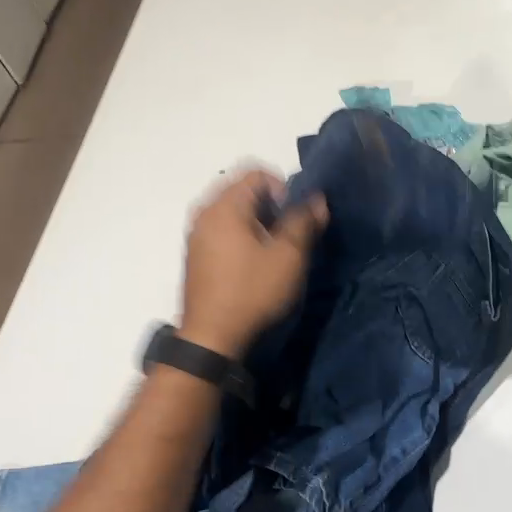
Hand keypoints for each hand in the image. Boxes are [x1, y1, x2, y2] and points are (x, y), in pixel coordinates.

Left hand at [179, 170, 326, 357]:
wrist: (211, 338)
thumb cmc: (252, 292)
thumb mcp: (288, 257)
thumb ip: (303, 223)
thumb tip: (317, 200)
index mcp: (224, 206)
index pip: (256, 173)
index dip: (283, 188)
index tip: (295, 218)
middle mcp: (204, 213)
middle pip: (242, 190)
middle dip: (270, 206)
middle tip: (288, 235)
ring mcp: (195, 235)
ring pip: (232, 212)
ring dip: (256, 223)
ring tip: (274, 251)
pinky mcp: (194, 256)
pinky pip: (221, 231)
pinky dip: (240, 237)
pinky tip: (253, 265)